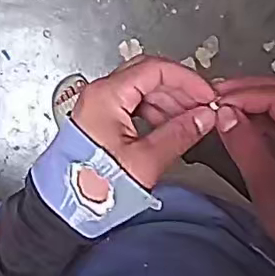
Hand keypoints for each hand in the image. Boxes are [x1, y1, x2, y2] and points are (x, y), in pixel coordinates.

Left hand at [72, 56, 221, 188]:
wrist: (67, 206)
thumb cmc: (96, 185)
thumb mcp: (145, 160)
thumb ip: (179, 134)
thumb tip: (204, 117)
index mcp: (107, 95)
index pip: (155, 69)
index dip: (187, 79)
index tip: (207, 95)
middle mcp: (99, 93)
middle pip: (147, 74)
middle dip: (179, 88)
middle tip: (202, 106)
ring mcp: (97, 104)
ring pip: (139, 88)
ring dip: (168, 100)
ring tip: (189, 121)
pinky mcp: (98, 118)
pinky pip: (130, 103)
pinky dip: (153, 111)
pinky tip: (168, 127)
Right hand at [215, 76, 274, 240]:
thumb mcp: (267, 182)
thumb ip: (244, 143)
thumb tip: (224, 112)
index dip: (246, 95)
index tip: (217, 100)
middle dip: (247, 92)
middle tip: (216, 95)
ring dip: (251, 102)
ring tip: (222, 106)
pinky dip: (257, 117)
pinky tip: (236, 121)